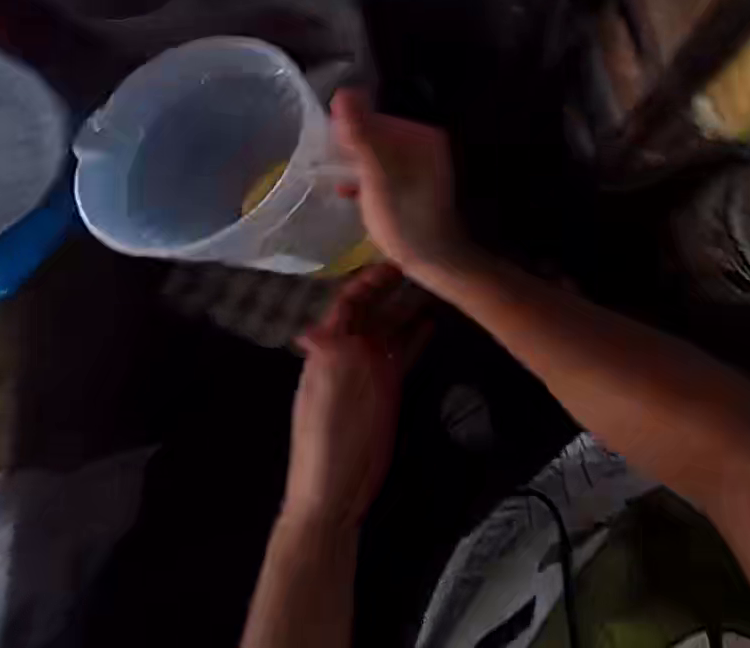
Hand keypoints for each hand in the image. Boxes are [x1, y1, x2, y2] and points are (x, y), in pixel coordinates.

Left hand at [284, 264, 429, 528]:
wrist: (335, 490)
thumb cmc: (330, 436)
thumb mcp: (327, 390)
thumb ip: (328, 355)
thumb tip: (313, 327)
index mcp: (329, 347)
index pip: (347, 301)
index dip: (367, 280)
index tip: (396, 259)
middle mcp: (349, 350)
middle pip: (372, 309)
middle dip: (393, 287)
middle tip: (424, 265)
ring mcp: (370, 367)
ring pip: (391, 327)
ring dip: (409, 307)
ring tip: (436, 286)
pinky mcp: (388, 384)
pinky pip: (403, 350)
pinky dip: (416, 334)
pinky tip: (433, 320)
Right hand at [330, 90, 473, 275]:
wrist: (433, 258)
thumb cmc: (404, 216)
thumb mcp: (377, 174)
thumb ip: (361, 133)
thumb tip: (345, 91)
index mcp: (422, 136)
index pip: (376, 118)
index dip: (348, 129)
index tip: (325, 146)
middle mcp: (426, 146)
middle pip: (378, 136)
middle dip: (351, 148)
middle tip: (325, 163)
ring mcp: (423, 167)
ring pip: (379, 156)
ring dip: (356, 164)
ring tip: (332, 176)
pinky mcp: (417, 187)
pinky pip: (386, 173)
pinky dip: (367, 179)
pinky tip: (348, 191)